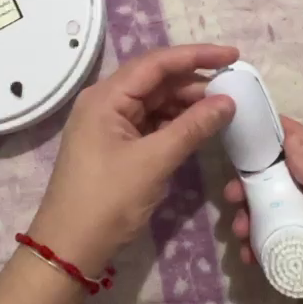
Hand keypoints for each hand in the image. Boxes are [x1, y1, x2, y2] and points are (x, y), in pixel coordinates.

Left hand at [25, 44, 239, 275]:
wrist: (69, 248)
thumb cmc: (107, 201)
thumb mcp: (154, 162)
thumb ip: (192, 127)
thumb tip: (227, 102)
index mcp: (106, 97)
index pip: (156, 63)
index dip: (196, 56)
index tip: (233, 55)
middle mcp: (105, 102)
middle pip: (156, 79)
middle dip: (194, 81)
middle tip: (233, 88)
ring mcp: (109, 124)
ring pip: (155, 102)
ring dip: (187, 103)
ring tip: (223, 109)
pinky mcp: (115, 145)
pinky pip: (150, 123)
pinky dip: (175, 123)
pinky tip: (200, 127)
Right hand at [225, 118, 302, 303]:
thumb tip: (290, 140)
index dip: (277, 134)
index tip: (243, 129)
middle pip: (284, 179)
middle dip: (254, 182)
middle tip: (231, 195)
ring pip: (276, 213)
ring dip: (253, 217)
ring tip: (239, 232)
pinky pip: (278, 245)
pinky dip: (259, 247)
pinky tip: (248, 258)